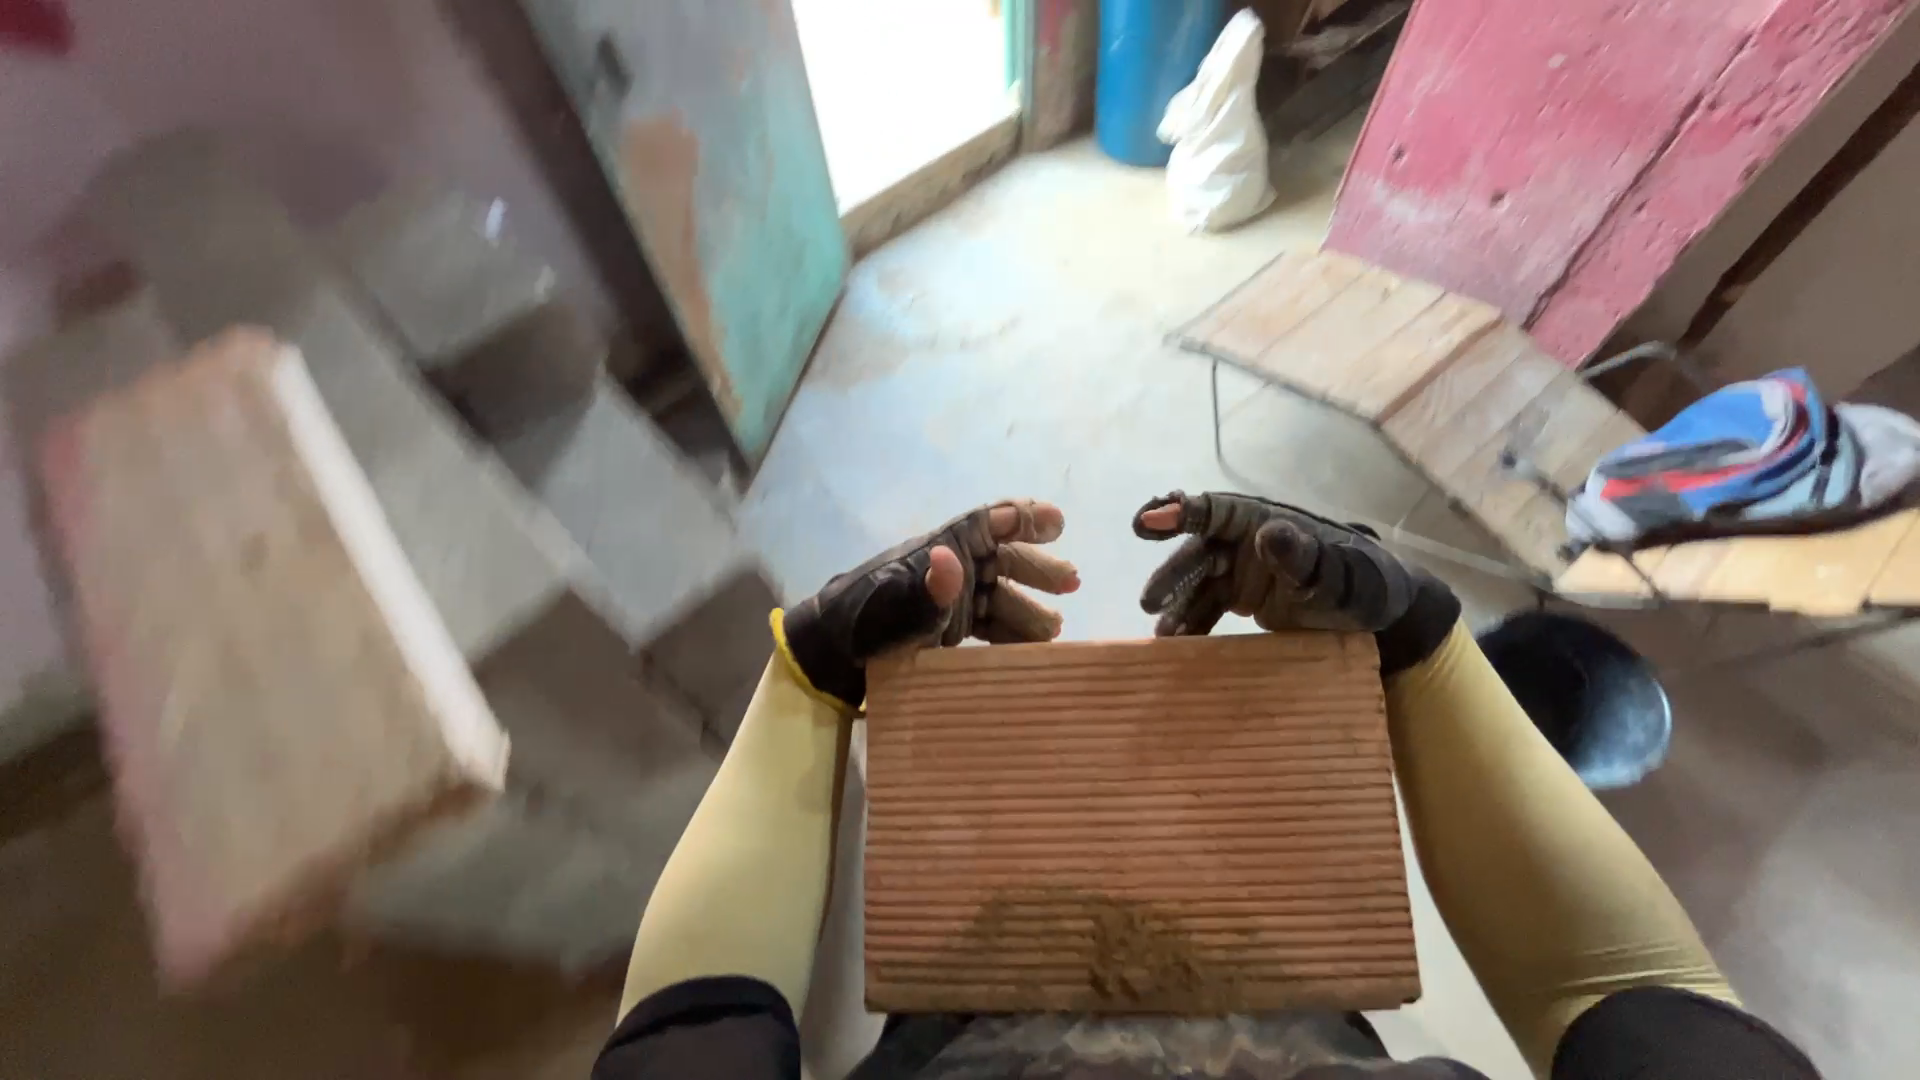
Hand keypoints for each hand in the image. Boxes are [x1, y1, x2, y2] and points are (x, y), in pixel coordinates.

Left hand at [780, 499, 1079, 708]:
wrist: (832, 659)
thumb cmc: (861, 621)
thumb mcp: (891, 606)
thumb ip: (925, 589)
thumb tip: (951, 555)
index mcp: (938, 550)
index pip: (986, 523)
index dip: (1023, 517)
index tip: (1058, 522)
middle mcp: (951, 571)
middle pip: (1004, 559)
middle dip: (1037, 567)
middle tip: (1071, 582)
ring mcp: (953, 603)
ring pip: (1002, 597)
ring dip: (1031, 609)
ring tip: (1054, 629)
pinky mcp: (951, 632)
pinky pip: (991, 628)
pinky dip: (1012, 637)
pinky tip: (1033, 650)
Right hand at [1132, 491, 1458, 675]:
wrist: (1376, 616)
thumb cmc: (1360, 583)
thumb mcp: (1337, 572)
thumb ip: (1304, 555)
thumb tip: (1266, 533)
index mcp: (1263, 521)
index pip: (1216, 512)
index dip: (1179, 512)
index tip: (1146, 522)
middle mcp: (1243, 541)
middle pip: (1199, 552)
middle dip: (1172, 574)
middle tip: (1148, 602)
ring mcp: (1239, 570)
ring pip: (1197, 583)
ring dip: (1177, 605)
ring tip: (1162, 636)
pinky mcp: (1239, 596)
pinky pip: (1206, 607)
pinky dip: (1190, 622)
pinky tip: (1177, 642)